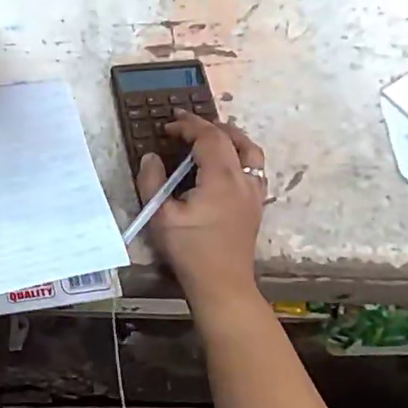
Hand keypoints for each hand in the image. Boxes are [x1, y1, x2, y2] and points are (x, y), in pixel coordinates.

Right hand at [135, 110, 266, 301]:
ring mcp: (254, 192)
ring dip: (230, 136)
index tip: (168, 126)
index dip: (188, 126)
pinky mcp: (256, 205)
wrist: (222, 284)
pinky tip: (227, 163)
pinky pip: (254, 168)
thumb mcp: (160, 216)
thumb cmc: (189, 250)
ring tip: (211, 134)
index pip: (209, 138)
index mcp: (221, 179)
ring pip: (251, 151)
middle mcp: (243, 180)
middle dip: (207, 126)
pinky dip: (240, 155)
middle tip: (184, 123)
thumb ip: (152, 181)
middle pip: (232, 139)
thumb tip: (151, 157)